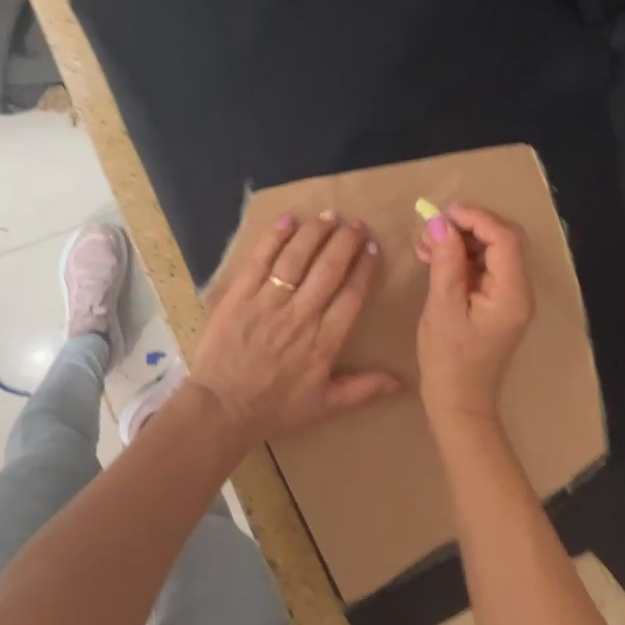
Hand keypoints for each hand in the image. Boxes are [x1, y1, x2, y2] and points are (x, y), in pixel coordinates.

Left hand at [190, 212, 402, 445]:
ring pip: (297, 258)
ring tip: (328, 216)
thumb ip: (363, 389)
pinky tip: (288, 220)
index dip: (364, 266)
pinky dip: (274, 238)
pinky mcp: (240, 295)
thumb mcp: (324, 406)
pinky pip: (260, 260)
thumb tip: (402, 382)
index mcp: (325, 341)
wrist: (221, 408)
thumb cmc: (274, 408)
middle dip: (345, 241)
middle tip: (356, 223)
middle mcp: (300, 315)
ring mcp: (268, 302)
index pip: (352, 294)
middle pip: (329, 268)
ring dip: (315, 233)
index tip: (372, 247)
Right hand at [415, 203, 534, 430]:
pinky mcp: (495, 300)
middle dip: (469, 225)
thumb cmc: (449, 359)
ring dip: (461, 239)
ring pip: (492, 249)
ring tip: (426, 244)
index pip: (505, 238)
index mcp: (513, 293)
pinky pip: (483, 265)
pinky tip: (433, 257)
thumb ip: (445, 262)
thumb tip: (440, 223)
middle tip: (432, 227)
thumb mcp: (442, 308)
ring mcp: (509, 295)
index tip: (442, 213)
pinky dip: (460, 255)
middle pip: (504, 239)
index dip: (476, 218)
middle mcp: (519, 290)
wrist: (459, 402)